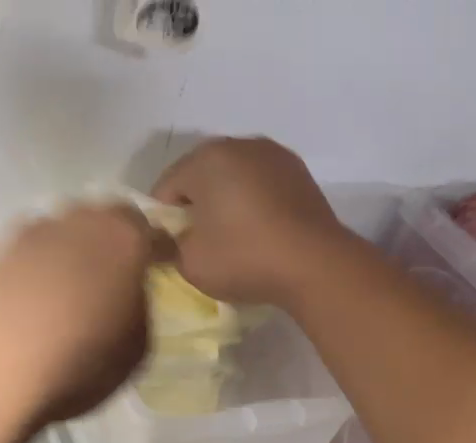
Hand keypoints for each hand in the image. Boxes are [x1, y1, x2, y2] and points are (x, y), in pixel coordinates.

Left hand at [0, 203, 159, 430]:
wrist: (0, 376)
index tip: (156, 271)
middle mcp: (80, 221)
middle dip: (113, 243)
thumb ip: (140, 305)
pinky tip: (35, 297)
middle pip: (105, 220)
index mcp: (125, 238)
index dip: (157, 253)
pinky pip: (31, 250)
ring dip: (73, 251)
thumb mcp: (138, 348)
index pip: (153, 233)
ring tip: (70, 288)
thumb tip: (127, 292)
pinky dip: (39, 266)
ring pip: (64, 230)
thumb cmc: (81, 365)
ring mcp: (34, 233)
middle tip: (111, 278)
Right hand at [153, 137, 355, 307]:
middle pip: (199, 176)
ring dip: (223, 202)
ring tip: (230, 238)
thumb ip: (167, 246)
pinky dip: (251, 202)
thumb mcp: (189, 263)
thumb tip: (165, 241)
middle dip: (193, 206)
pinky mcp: (297, 170)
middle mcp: (239, 144)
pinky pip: (259, 183)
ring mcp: (273, 154)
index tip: (171, 248)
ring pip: (231, 177)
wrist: (314, 264)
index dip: (161, 221)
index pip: (164, 188)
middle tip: (198, 244)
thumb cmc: (243, 258)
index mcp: (206, 158)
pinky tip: (257, 231)